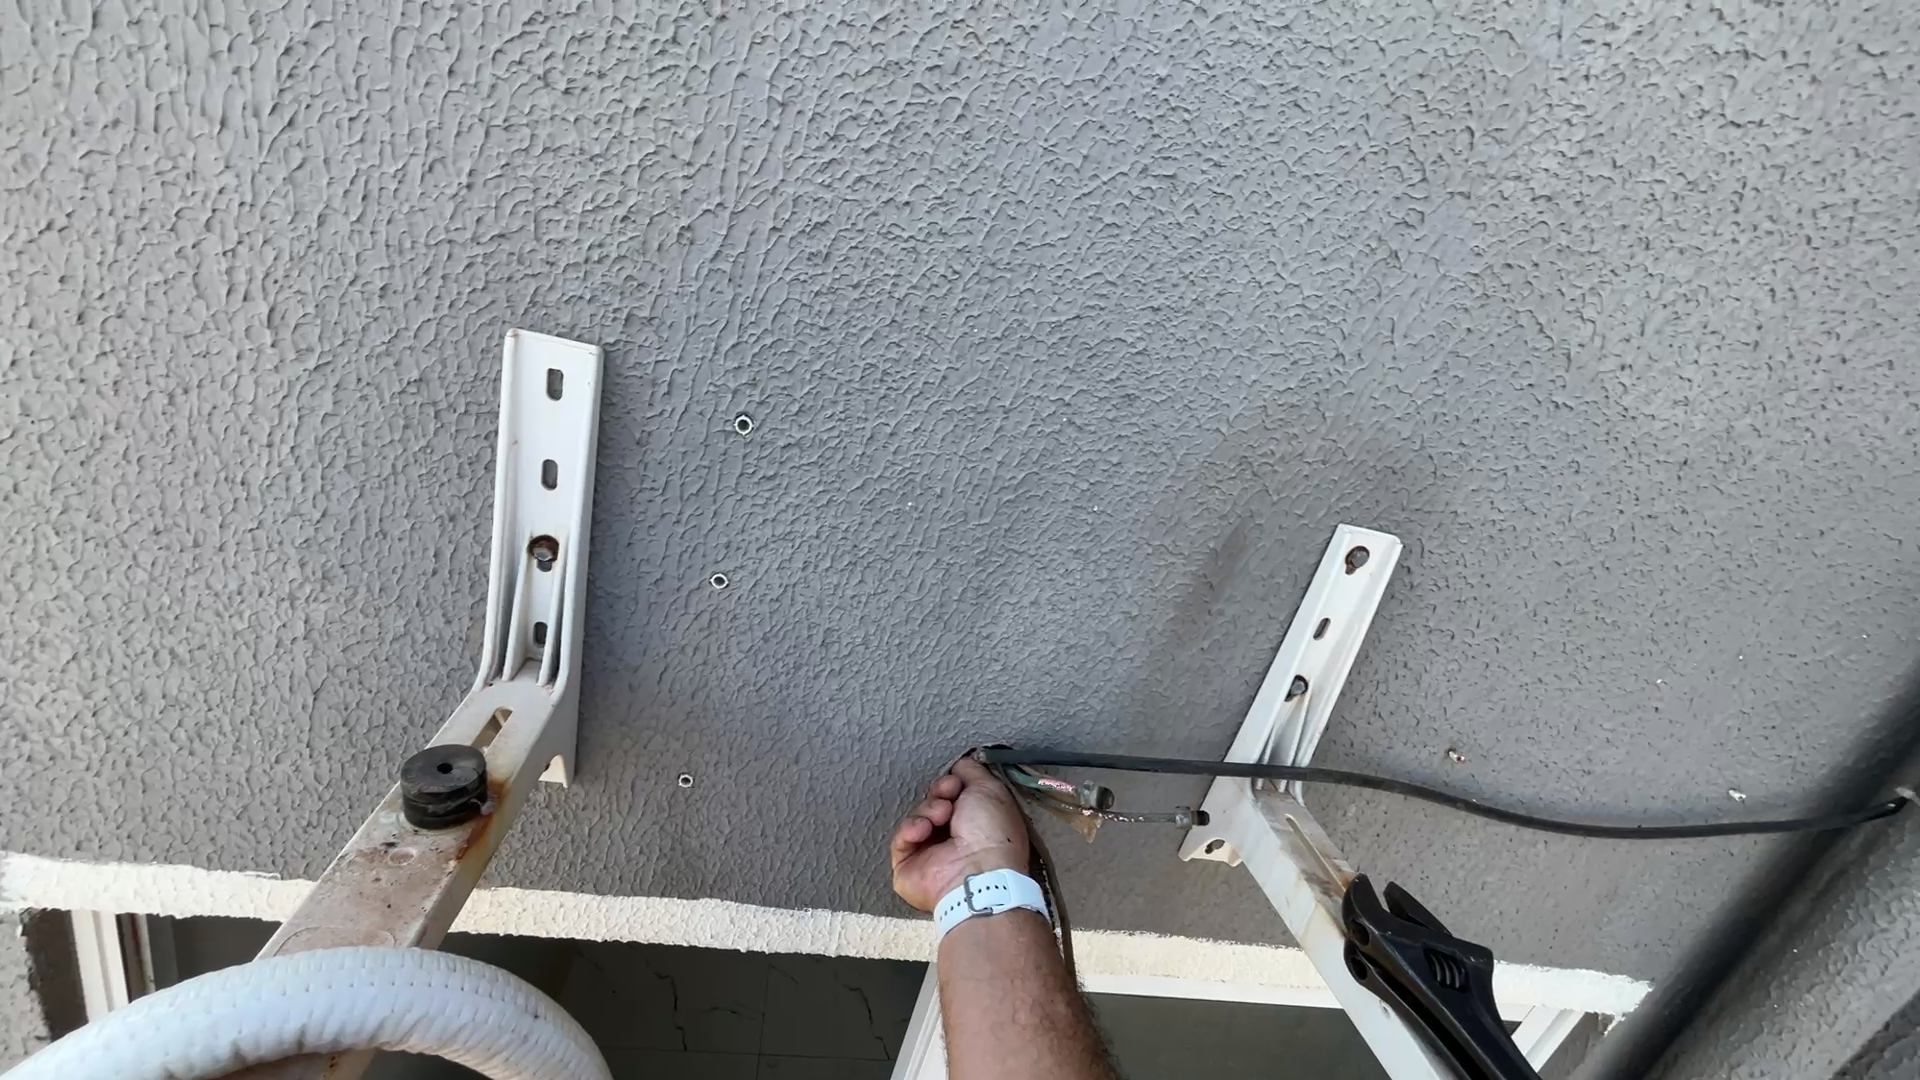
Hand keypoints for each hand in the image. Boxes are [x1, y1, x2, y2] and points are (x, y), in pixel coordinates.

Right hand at [890, 758, 1030, 911]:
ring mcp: (931, 852)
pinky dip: (911, 828)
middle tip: (948, 799)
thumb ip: (971, 771)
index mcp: (977, 821)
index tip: (956, 783)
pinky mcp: (908, 865)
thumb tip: (958, 766)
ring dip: (927, 810)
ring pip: (917, 815)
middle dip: (939, 793)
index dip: (953, 782)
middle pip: (934, 800)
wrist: (975, 873)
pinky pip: (901, 837)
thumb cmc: (991, 833)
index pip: (955, 792)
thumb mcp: (989, 788)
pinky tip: (923, 830)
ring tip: (941, 817)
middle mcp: (955, 836)